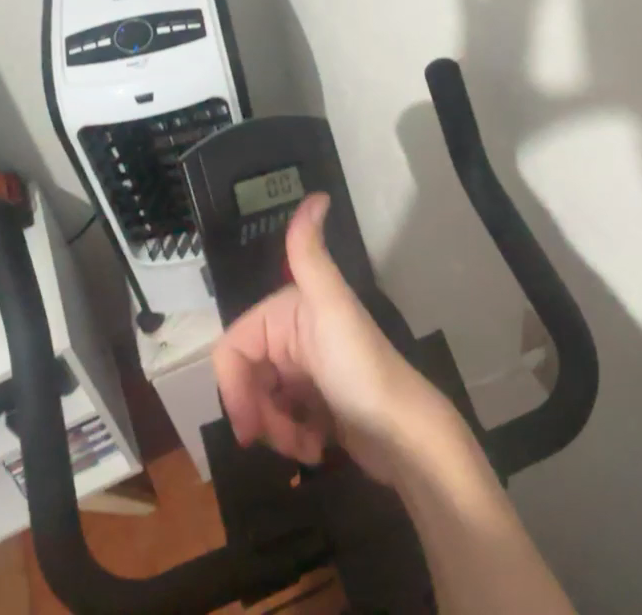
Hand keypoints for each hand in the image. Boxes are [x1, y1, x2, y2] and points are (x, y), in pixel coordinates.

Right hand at [212, 193, 448, 482]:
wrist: (406, 435)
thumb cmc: (363, 371)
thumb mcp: (332, 309)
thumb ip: (311, 256)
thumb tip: (318, 194)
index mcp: (289, 310)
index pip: (234, 349)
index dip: (235, 389)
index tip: (250, 427)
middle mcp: (295, 335)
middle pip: (246, 379)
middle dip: (259, 414)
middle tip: (280, 441)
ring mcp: (306, 371)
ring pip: (261, 403)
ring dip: (276, 430)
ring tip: (306, 446)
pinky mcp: (317, 403)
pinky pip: (282, 421)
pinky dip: (291, 438)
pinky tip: (316, 448)